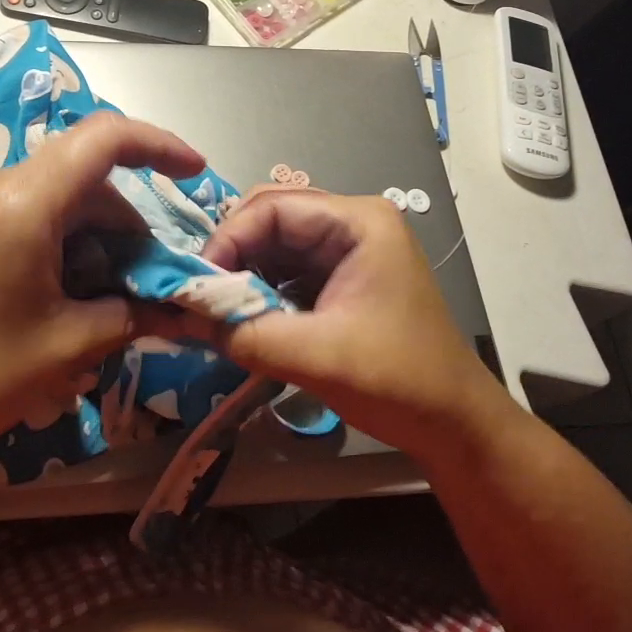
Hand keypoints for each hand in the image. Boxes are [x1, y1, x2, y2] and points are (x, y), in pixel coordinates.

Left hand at [0, 112, 204, 497]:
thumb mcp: (66, 347)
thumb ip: (135, 313)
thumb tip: (186, 306)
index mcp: (19, 202)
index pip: (104, 138)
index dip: (159, 145)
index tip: (194, 172)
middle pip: (83, 179)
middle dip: (125, 227)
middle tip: (145, 289)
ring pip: (53, 200)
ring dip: (90, 241)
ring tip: (98, 307)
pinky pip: (21, 215)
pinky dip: (55, 245)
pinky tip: (57, 299)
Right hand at [199, 188, 513, 464]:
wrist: (454, 425)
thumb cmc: (397, 381)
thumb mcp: (315, 356)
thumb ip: (244, 333)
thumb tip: (177, 317)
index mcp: (357, 222)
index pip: (271, 207)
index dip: (226, 240)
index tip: (194, 285)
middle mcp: (351, 223)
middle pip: (269, 219)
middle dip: (231, 255)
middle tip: (198, 297)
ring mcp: (347, 250)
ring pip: (273, 246)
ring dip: (240, 275)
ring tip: (213, 311)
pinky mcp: (340, 278)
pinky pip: (285, 270)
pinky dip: (258, 291)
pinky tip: (239, 318)